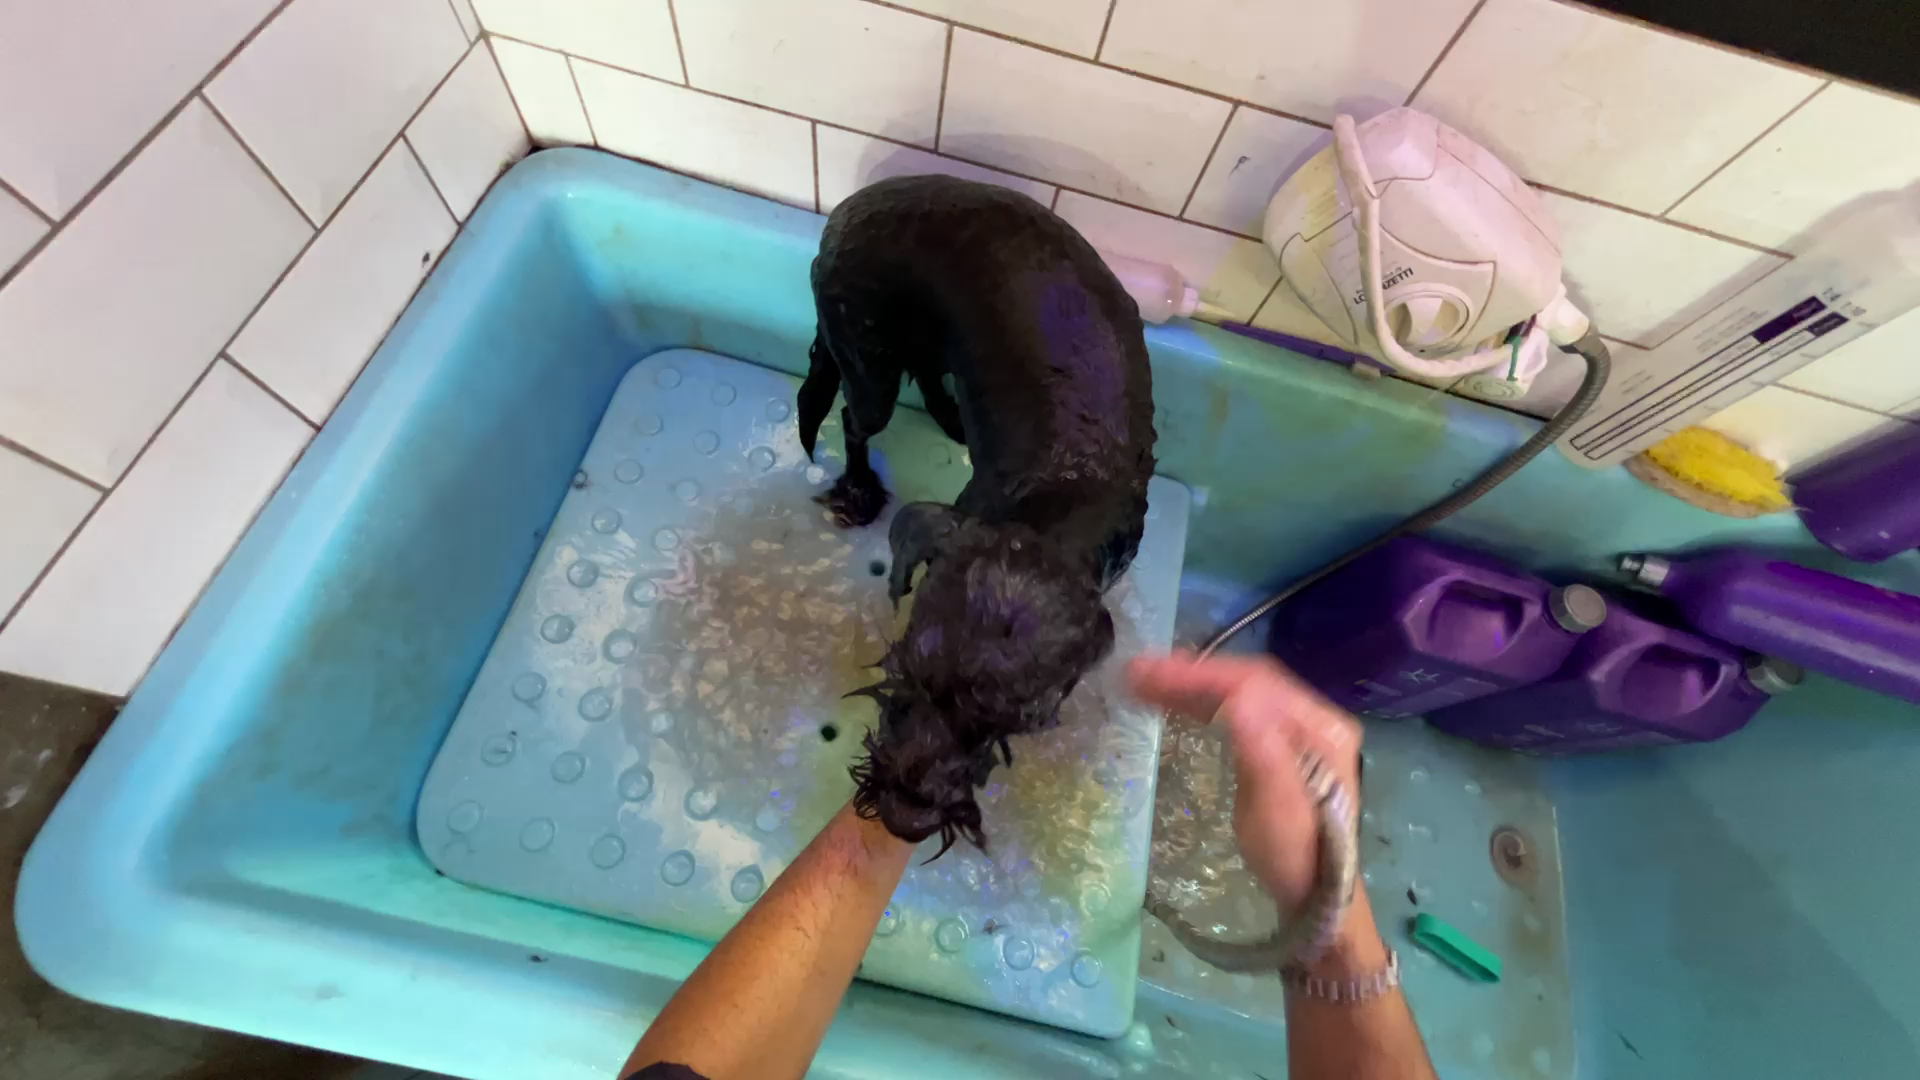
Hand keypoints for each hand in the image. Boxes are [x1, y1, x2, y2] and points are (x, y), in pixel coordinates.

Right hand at [1127, 650, 1363, 915]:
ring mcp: (1293, 728)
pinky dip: (1198, 700)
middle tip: (1138, 672)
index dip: (1201, 676)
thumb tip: (1236, 701)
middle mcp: (1310, 717)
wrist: (1315, 896)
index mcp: (1320, 728)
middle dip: (1189, 673)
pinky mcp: (1273, 740)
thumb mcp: (1278, 812)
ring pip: (1234, 690)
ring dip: (1188, 683)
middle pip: (1243, 680)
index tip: (1152, 676)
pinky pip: (1232, 707)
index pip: (1254, 684)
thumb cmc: (1296, 859)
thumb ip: (1262, 755)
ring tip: (1141, 681)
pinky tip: (1168, 699)